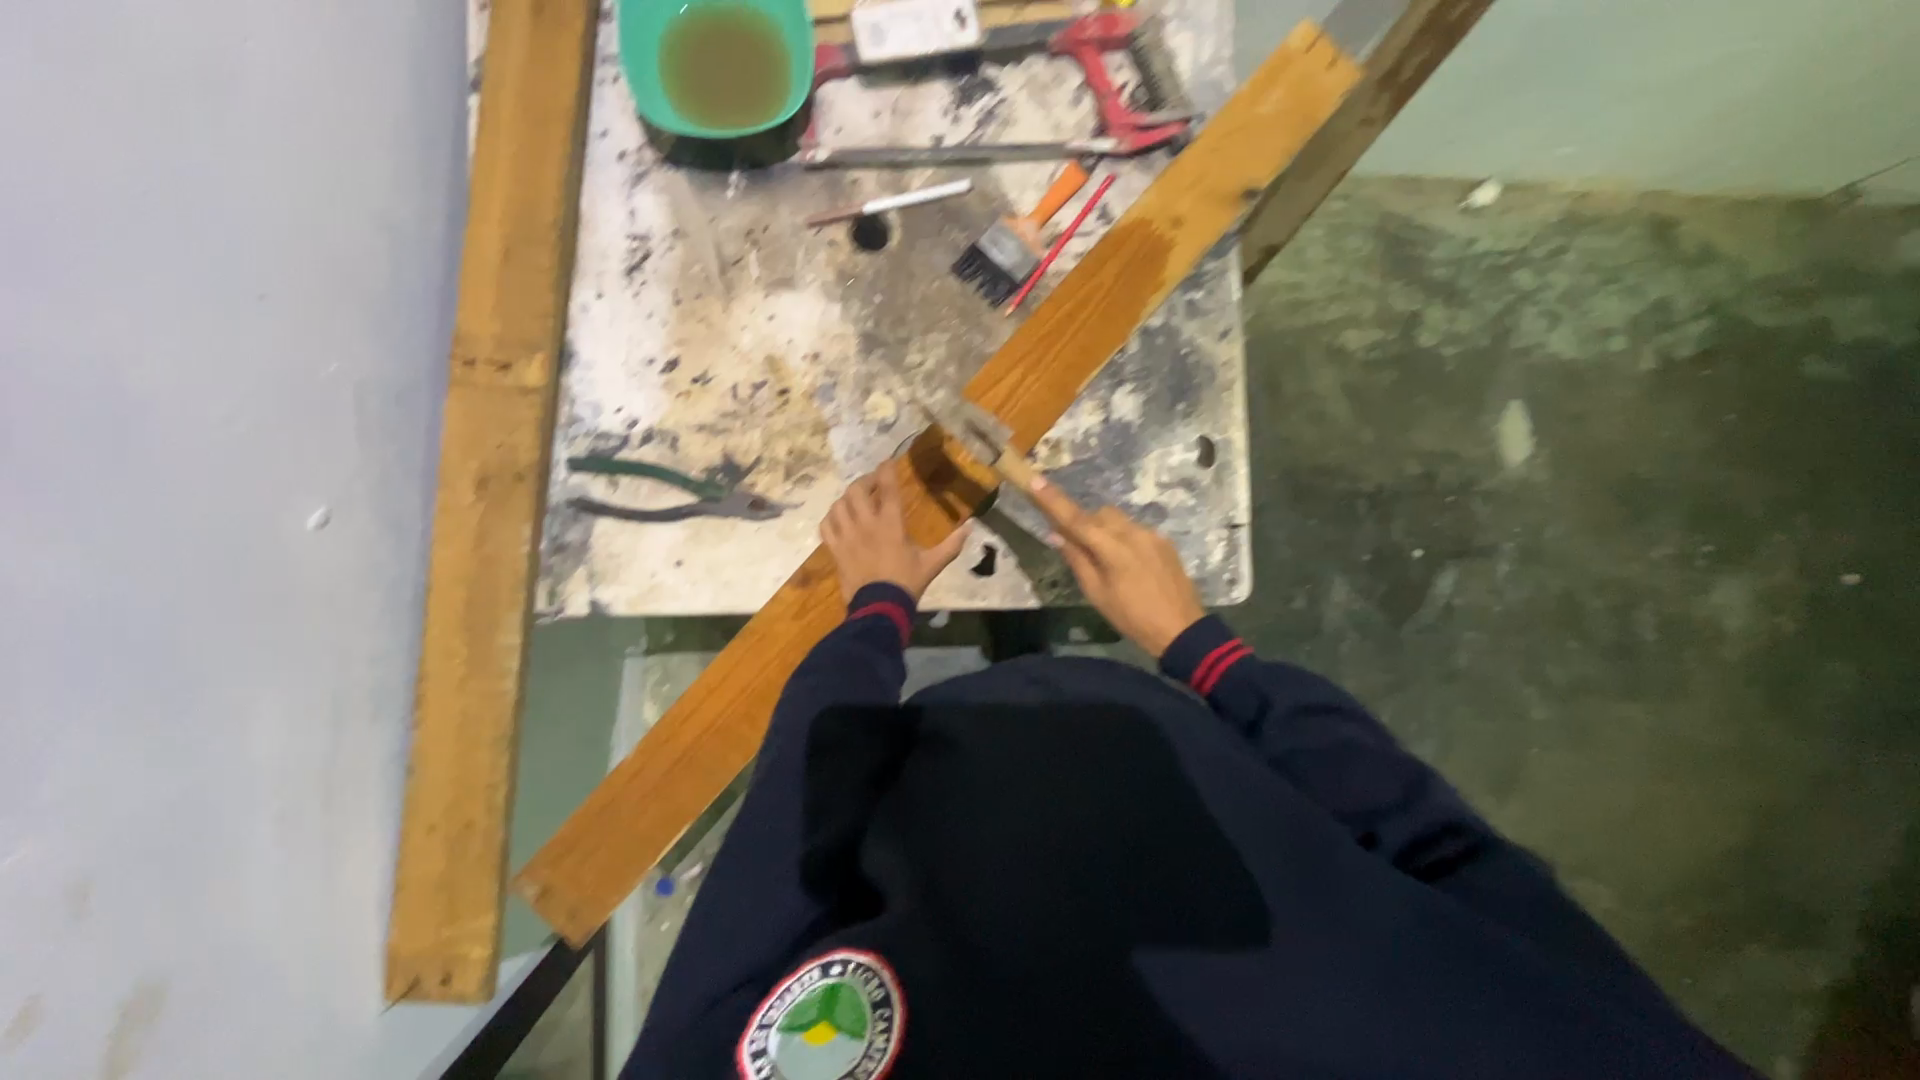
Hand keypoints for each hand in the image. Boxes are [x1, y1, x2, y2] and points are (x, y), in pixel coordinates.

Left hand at [821, 466, 969, 603]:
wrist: (880, 608)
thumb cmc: (907, 583)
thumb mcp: (933, 563)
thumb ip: (952, 544)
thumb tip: (971, 526)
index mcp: (891, 524)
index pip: (887, 487)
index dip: (886, 470)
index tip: (887, 462)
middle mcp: (866, 524)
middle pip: (857, 490)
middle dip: (865, 482)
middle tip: (873, 484)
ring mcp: (847, 536)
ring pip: (839, 505)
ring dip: (847, 499)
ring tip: (855, 501)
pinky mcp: (835, 550)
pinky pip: (826, 526)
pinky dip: (831, 518)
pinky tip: (839, 520)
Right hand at [1028, 476, 1205, 658]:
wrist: (1181, 629)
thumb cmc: (1132, 618)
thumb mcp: (1097, 594)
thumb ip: (1077, 560)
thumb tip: (1057, 535)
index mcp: (1113, 549)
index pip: (1076, 519)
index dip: (1053, 500)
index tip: (1035, 480)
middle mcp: (1133, 533)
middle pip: (1099, 514)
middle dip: (1085, 524)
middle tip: (1077, 546)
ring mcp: (1152, 535)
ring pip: (1118, 520)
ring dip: (1105, 530)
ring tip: (1107, 560)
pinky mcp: (1164, 541)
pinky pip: (1135, 530)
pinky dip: (1123, 539)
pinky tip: (1129, 565)